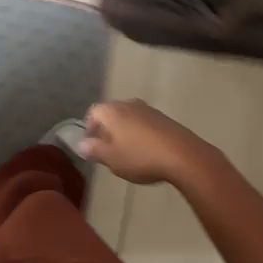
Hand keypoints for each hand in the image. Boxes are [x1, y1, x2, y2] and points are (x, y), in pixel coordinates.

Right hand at [78, 100, 216, 184]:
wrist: (181, 154)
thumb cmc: (140, 156)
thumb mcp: (112, 158)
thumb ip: (95, 150)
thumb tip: (81, 144)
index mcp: (112, 111)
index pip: (93, 112)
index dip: (90, 128)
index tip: (91, 145)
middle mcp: (128, 104)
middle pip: (111, 112)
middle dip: (107, 129)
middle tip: (107, 150)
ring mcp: (147, 109)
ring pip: (128, 117)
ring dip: (123, 131)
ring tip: (126, 152)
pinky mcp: (162, 117)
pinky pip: (143, 122)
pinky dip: (139, 133)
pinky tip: (144, 150)